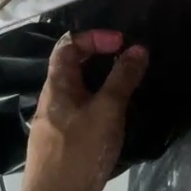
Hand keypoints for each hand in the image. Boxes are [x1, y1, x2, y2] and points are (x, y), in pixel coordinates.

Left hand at [19, 31, 147, 190]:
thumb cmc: (78, 153)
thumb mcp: (107, 111)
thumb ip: (123, 78)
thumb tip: (138, 48)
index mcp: (57, 87)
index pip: (69, 45)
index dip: (95, 37)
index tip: (121, 45)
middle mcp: (52, 101)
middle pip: (73, 66)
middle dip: (102, 59)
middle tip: (128, 64)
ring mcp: (54, 125)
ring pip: (78, 91)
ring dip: (102, 84)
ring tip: (127, 91)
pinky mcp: (60, 145)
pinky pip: (80, 112)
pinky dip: (98, 106)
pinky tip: (114, 121)